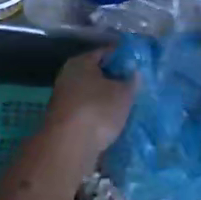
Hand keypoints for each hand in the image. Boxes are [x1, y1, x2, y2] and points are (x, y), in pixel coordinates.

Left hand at [43, 49, 137, 164]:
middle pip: (95, 73)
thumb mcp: (123, 93)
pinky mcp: (63, 121)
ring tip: (125, 106)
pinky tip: (110, 122)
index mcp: (80, 62)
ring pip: (90, 94)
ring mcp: (63, 99)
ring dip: (104, 99)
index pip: (105, 52)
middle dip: (113, 79)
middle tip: (133, 86)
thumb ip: (131, 81)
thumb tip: (135, 73)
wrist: (69, 147)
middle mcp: (68, 76)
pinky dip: (97, 115)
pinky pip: (85, 112)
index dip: (122, 57)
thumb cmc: (98, 110)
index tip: (137, 65)